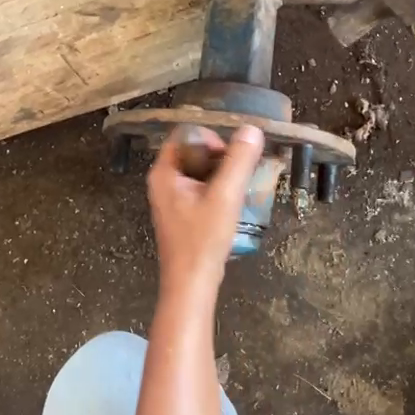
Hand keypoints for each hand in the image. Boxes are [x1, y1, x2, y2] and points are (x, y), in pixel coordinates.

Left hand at [146, 125, 266, 296]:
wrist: (191, 284)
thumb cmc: (203, 239)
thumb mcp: (225, 196)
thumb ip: (238, 161)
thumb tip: (251, 129)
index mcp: (164, 172)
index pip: (186, 135)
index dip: (210, 138)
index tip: (230, 155)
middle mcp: (163, 181)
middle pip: (193, 151)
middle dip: (219, 155)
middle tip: (239, 169)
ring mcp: (171, 198)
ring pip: (199, 170)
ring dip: (221, 172)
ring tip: (240, 184)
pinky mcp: (182, 213)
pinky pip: (200, 187)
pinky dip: (217, 188)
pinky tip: (233, 201)